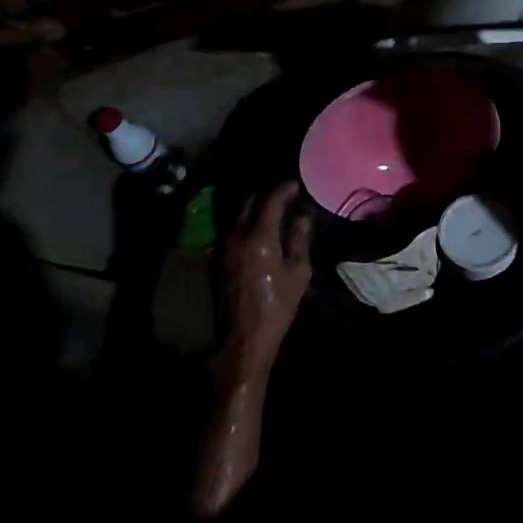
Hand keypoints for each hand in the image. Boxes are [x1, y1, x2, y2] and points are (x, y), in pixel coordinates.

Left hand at [216, 181, 313, 370]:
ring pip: (239, 214)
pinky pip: (234, 228)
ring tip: (277, 210)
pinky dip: (248, 222)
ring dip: (256, 207)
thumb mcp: (298, 273)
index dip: (285, 188)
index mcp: (258, 236)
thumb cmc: (277, 307)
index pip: (271, 199)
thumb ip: (300, 239)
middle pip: (250, 201)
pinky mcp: (218, 257)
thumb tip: (304, 215)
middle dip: (268, 194)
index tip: (298, 184)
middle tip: (287, 195)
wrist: (242, 338)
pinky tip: (262, 229)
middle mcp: (236, 234)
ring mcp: (223, 245)